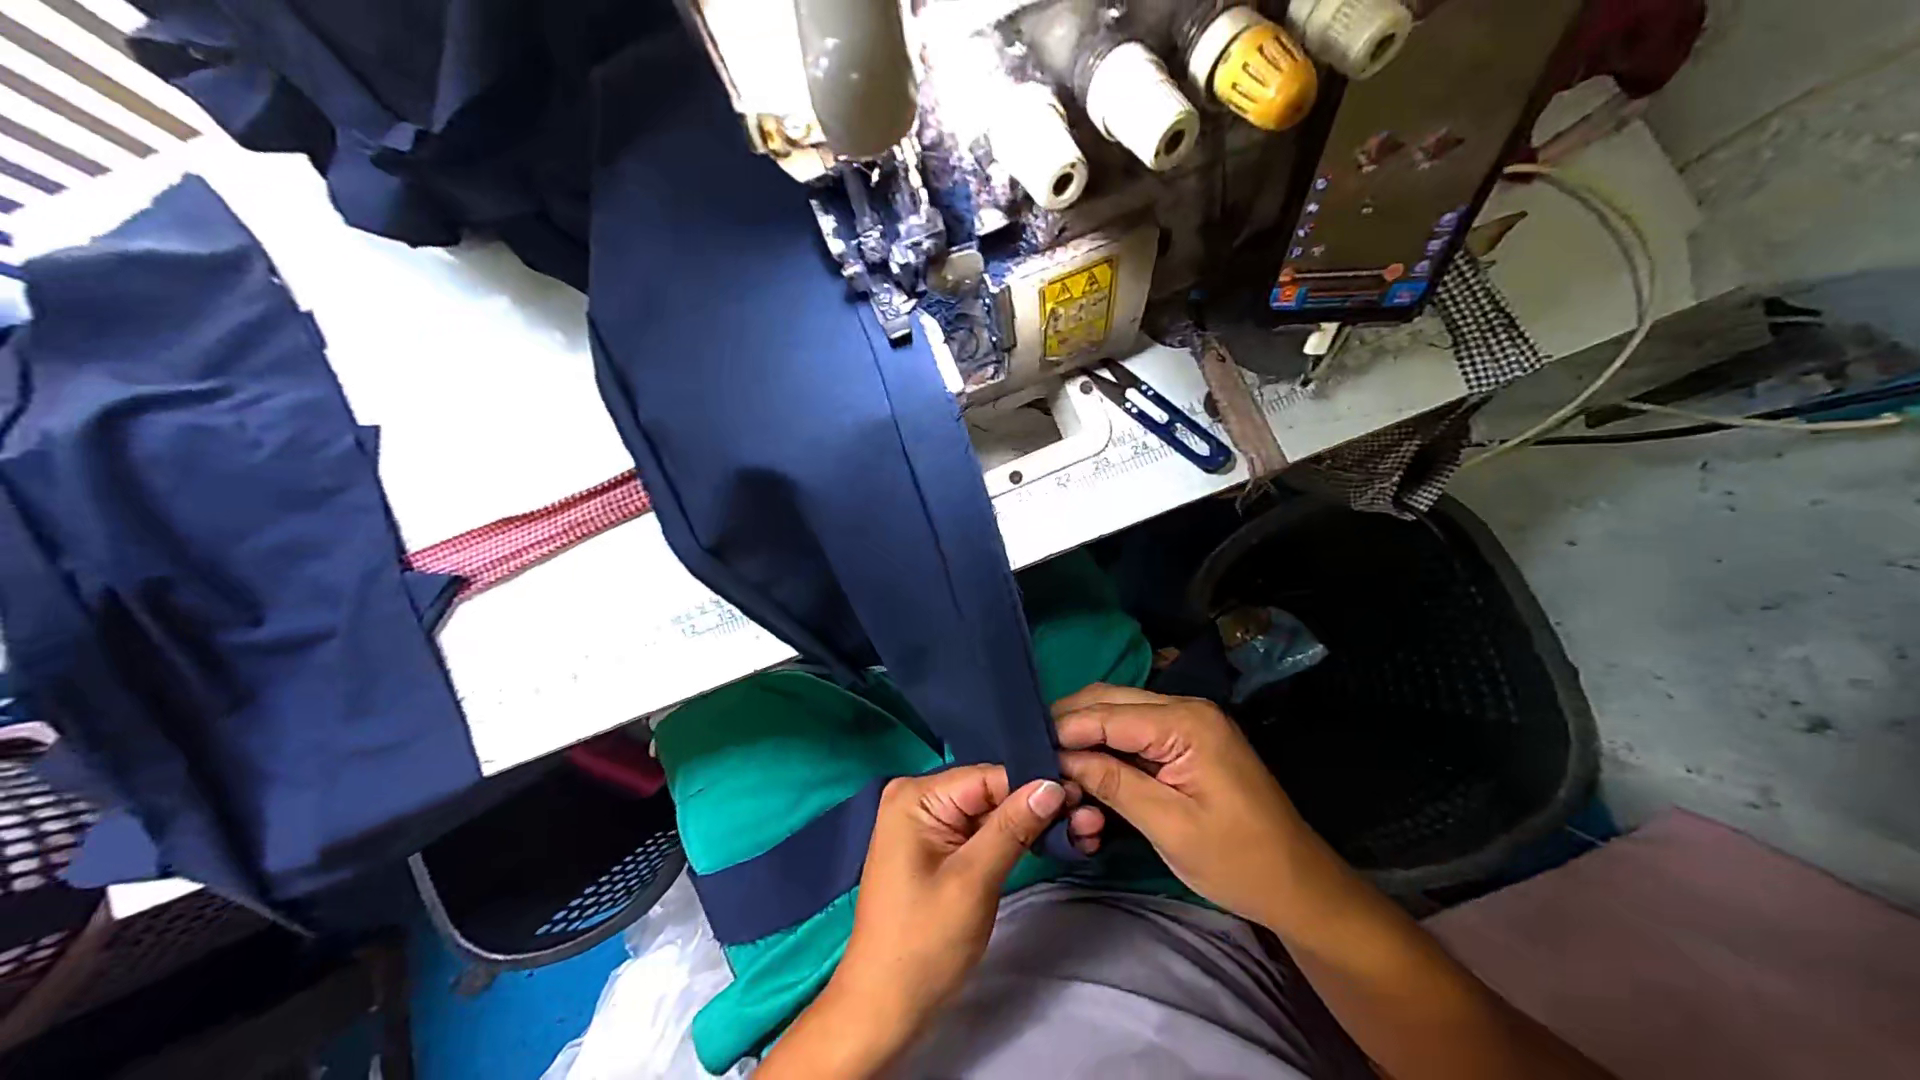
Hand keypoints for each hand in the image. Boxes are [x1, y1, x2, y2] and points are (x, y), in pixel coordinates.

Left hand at [828, 767, 1101, 1041]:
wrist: (884, 1005)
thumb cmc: (923, 943)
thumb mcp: (973, 881)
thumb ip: (1013, 827)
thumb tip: (1052, 784)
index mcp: (917, 796)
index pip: (989, 776)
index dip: (1037, 783)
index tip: (1083, 795)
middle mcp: (919, 798)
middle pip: (992, 791)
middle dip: (1040, 804)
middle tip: (1092, 819)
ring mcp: (928, 823)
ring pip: (993, 811)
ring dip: (1034, 822)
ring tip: (1086, 830)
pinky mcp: (939, 847)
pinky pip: (983, 831)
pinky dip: (1016, 838)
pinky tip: (1054, 840)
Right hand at [1053, 683, 1311, 925]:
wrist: (1299, 886)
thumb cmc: (1238, 860)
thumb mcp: (1169, 826)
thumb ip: (1113, 782)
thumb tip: (1060, 758)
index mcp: (1187, 723)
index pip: (1108, 713)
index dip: (1063, 730)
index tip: (1025, 750)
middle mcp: (1186, 709)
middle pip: (1110, 701)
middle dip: (1069, 726)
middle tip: (1033, 756)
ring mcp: (1189, 723)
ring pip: (1118, 713)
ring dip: (1086, 736)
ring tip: (1056, 767)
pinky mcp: (1187, 742)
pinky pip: (1135, 732)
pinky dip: (1107, 748)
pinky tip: (1086, 770)